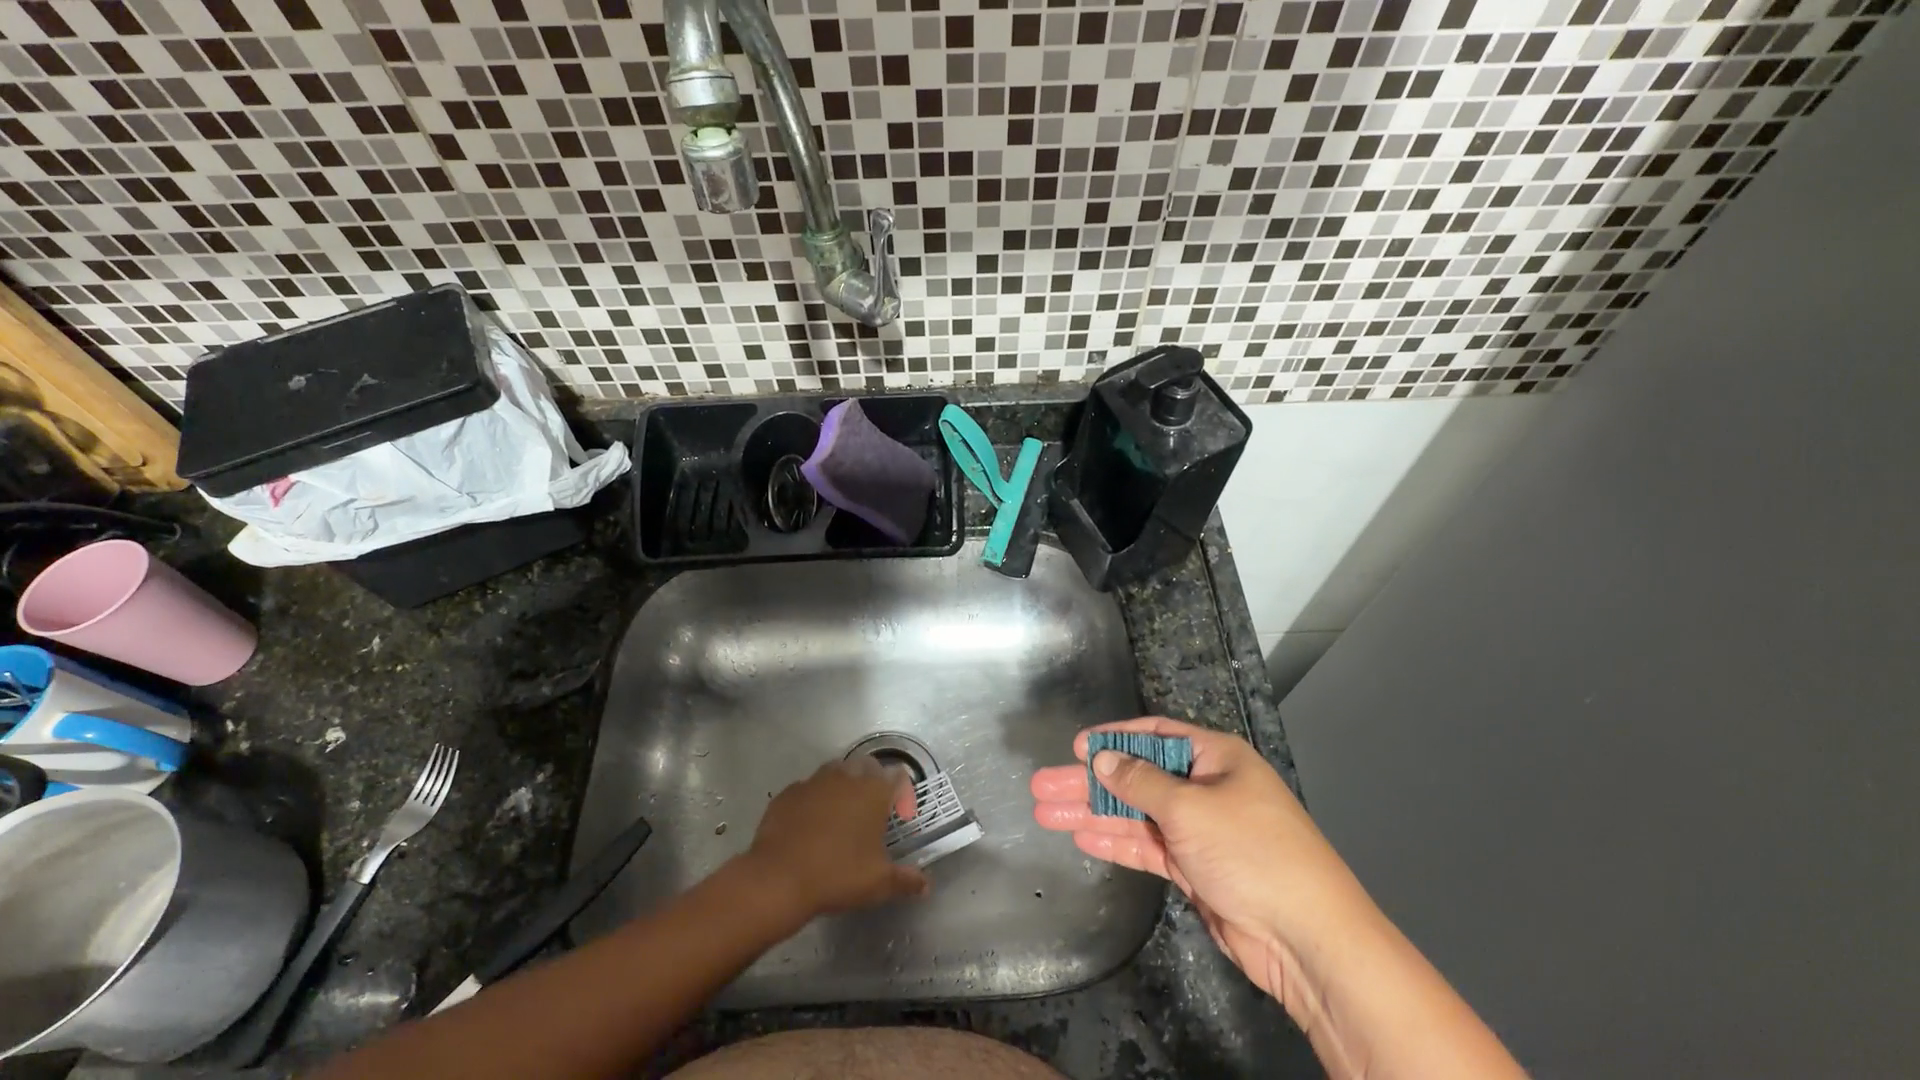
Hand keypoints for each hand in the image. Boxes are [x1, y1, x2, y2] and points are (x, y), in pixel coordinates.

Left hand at [746, 757, 929, 917]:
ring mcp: (813, 782)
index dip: (904, 793)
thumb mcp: (879, 883)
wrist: (779, 878)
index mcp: (873, 792)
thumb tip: (925, 885)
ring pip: (834, 772)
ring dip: (843, 787)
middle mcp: (845, 778)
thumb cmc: (838, 875)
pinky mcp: (787, 794)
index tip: (902, 817)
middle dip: (873, 782)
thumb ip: (906, 880)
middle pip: (866, 766)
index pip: (897, 775)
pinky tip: (810, 825)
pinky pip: (807, 789)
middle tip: (873, 812)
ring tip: (842, 816)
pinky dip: (814, 800)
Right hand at [1030, 718, 1367, 1007]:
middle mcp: (1208, 787)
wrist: (1304, 934)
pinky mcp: (1196, 868)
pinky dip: (1117, 842)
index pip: (1156, 735)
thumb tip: (1101, 758)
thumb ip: (1140, 782)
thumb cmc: (1251, 851)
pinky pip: (1148, 846)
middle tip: (1042, 786)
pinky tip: (1082, 838)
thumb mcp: (1191, 807)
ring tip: (1047, 813)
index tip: (1074, 747)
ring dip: (1095, 813)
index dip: (1114, 739)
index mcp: (1216, 758)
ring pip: (1138, 814)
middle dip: (1090, 782)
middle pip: (1139, 777)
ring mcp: (1202, 830)